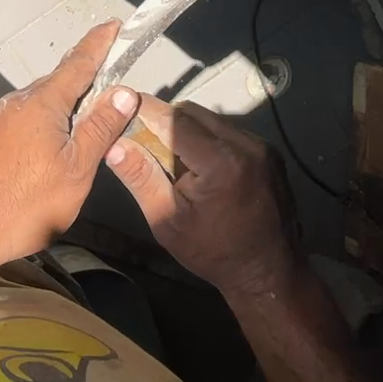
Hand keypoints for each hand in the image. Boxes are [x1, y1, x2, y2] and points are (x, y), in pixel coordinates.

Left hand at [0, 21, 139, 275]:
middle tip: (113, 93)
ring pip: (41, 104)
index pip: (78, 63)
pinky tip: (51, 151)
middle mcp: (17, 100)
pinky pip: (25, 119)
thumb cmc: (26, 202)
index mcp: (42, 102)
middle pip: (59, 84)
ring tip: (85, 131)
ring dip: (64, 109)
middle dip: (86, 83)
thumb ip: (100, 128)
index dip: (99, 44)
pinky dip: (45, 124)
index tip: (113, 25)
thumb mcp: (76, 168)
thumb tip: (124, 91)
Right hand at [104, 95, 302, 298]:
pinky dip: (206, 137)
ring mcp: (262, 147)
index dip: (146, 110)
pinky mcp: (269, 152)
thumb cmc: (213, 252)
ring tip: (169, 154)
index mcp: (221, 162)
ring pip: (210, 119)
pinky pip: (227, 131)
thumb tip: (112, 144)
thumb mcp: (167, 220)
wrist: (269, 276)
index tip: (122, 105)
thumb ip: (140, 177)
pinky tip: (197, 163)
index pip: (173, 119)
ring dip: (186, 128)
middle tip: (142, 136)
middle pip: (192, 113)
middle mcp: (246, 145)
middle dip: (164, 119)